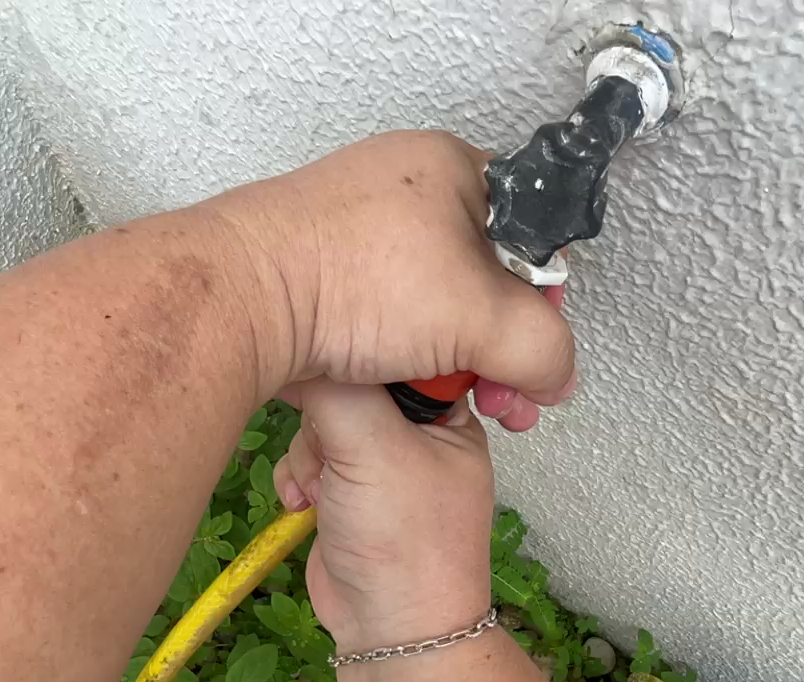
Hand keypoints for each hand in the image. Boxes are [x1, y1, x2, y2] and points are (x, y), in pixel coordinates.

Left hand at [207, 131, 575, 424]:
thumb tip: (556, 380)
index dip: (540, 304)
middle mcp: (407, 192)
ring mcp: (362, 232)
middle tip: (493, 390)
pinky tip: (398, 380)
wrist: (246, 305)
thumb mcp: (477, 315)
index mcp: (454, 170)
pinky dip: (403, 354)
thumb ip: (541, 349)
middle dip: (494, 346)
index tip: (530, 352)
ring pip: (434, 306)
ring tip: (439, 391)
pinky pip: (390, 318)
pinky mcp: (329, 273)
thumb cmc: (353, 281)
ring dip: (449, 357)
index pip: (529, 239)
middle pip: (481, 280)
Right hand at [272, 381, 494, 656]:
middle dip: (324, 424)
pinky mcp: (345, 493)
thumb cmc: (403, 538)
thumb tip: (302, 354)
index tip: (326, 373)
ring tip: (318, 491)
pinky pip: (308, 461)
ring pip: (321, 425)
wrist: (391, 630)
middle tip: (330, 456)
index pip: (395, 356)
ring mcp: (377, 467)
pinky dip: (299, 480)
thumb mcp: (375, 449)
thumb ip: (337, 391)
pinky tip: (301, 505)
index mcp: (444, 417)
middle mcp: (414, 437)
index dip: (357, 361)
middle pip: (349, 390)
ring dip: (307, 456)